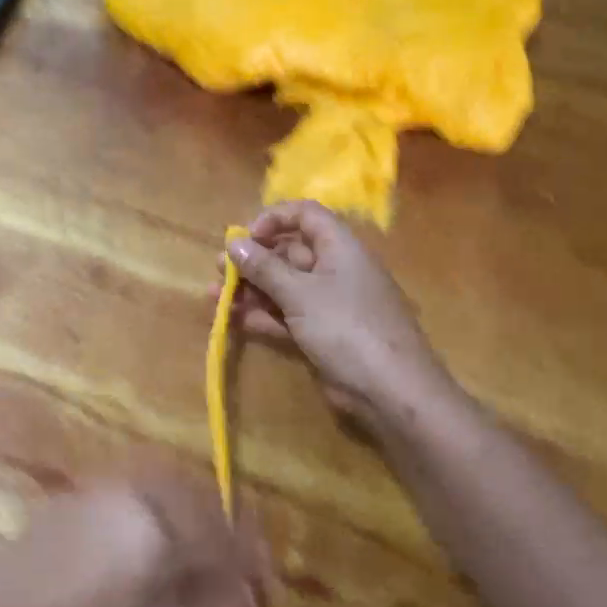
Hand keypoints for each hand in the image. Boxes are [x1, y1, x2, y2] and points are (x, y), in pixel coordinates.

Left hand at [0, 467, 272, 606]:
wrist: (1, 603)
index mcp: (166, 529)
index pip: (232, 542)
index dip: (257, 571)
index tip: (268, 598)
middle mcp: (147, 494)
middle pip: (212, 509)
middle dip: (236, 543)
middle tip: (244, 581)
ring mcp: (118, 485)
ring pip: (183, 493)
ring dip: (207, 524)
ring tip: (210, 564)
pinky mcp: (95, 488)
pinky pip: (152, 491)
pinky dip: (174, 514)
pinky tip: (168, 543)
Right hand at [220, 199, 453, 426]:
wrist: (391, 391)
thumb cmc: (347, 328)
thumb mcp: (300, 293)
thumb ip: (264, 268)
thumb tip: (233, 243)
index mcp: (339, 248)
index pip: (305, 215)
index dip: (274, 219)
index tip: (245, 238)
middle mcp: (335, 270)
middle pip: (289, 252)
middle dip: (253, 260)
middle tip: (219, 270)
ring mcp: (329, 304)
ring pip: (284, 287)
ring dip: (250, 290)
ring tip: (215, 297)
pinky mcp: (322, 334)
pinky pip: (287, 316)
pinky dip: (262, 316)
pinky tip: (233, 321)